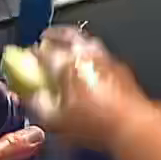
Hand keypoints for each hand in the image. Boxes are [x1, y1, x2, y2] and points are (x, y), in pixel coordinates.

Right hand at [25, 26, 154, 151]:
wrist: (131, 126)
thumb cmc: (94, 124)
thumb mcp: (55, 120)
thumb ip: (39, 104)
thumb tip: (31, 97)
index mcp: (66, 64)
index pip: (44, 52)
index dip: (33, 52)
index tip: (29, 54)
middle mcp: (86, 55)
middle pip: (68, 35)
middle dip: (55, 34)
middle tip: (47, 36)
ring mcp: (106, 60)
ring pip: (87, 41)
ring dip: (75, 41)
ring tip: (68, 47)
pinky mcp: (120, 69)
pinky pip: (101, 55)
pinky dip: (90, 56)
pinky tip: (89, 65)